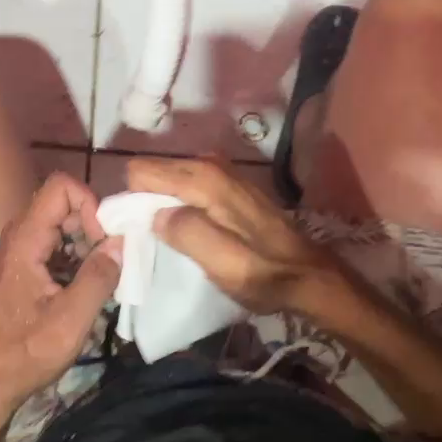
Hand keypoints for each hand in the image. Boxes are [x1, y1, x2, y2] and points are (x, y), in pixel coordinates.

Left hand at [0, 173, 122, 414]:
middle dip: (94, 225)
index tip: (102, 241)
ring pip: (65, 222)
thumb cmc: (26, 351)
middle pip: (65, 202)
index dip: (89, 204)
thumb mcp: (70, 320)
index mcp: (26, 237)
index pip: (62, 186)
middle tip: (109, 262)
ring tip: (102, 278)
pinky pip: (59, 242)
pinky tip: (88, 286)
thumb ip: (98, 277)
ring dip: (88, 243)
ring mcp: (24, 247)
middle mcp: (22, 233)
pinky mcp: (29, 263)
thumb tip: (121, 243)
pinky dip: (79, 256)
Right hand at [126, 157, 341, 315]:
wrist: (311, 276)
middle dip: (143, 203)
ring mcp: (220, 172)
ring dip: (161, 206)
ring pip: (168, 180)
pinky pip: (185, 186)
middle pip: (153, 173)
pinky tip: (189, 232)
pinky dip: (178, 205)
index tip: (134, 233)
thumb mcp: (224, 264)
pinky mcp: (226, 184)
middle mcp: (209, 165)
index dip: (131, 202)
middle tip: (150, 241)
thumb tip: (154, 216)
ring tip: (169, 240)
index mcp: (204, 179)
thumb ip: (186, 234)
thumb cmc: (265, 274)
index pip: (141, 172)